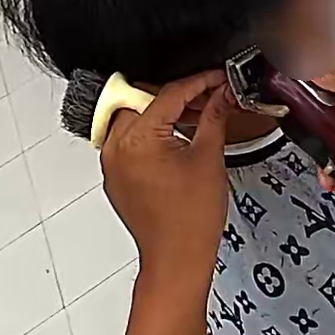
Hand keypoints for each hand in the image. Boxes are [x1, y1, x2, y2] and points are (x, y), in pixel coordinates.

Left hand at [99, 69, 230, 279]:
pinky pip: (130, 138)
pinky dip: (154, 130)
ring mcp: (113, 162)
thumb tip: (222, 95)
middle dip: (177, 93)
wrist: (177, 256)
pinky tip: (181, 135)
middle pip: (143, 98)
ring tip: (199, 115)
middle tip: (209, 94)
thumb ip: (214, 117)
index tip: (218, 78)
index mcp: (138, 140)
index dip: (199, 82)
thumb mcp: (209, 157)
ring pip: (134, 116)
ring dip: (165, 110)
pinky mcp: (117, 175)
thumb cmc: (191, 218)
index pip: (168, 94)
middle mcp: (116, 148)